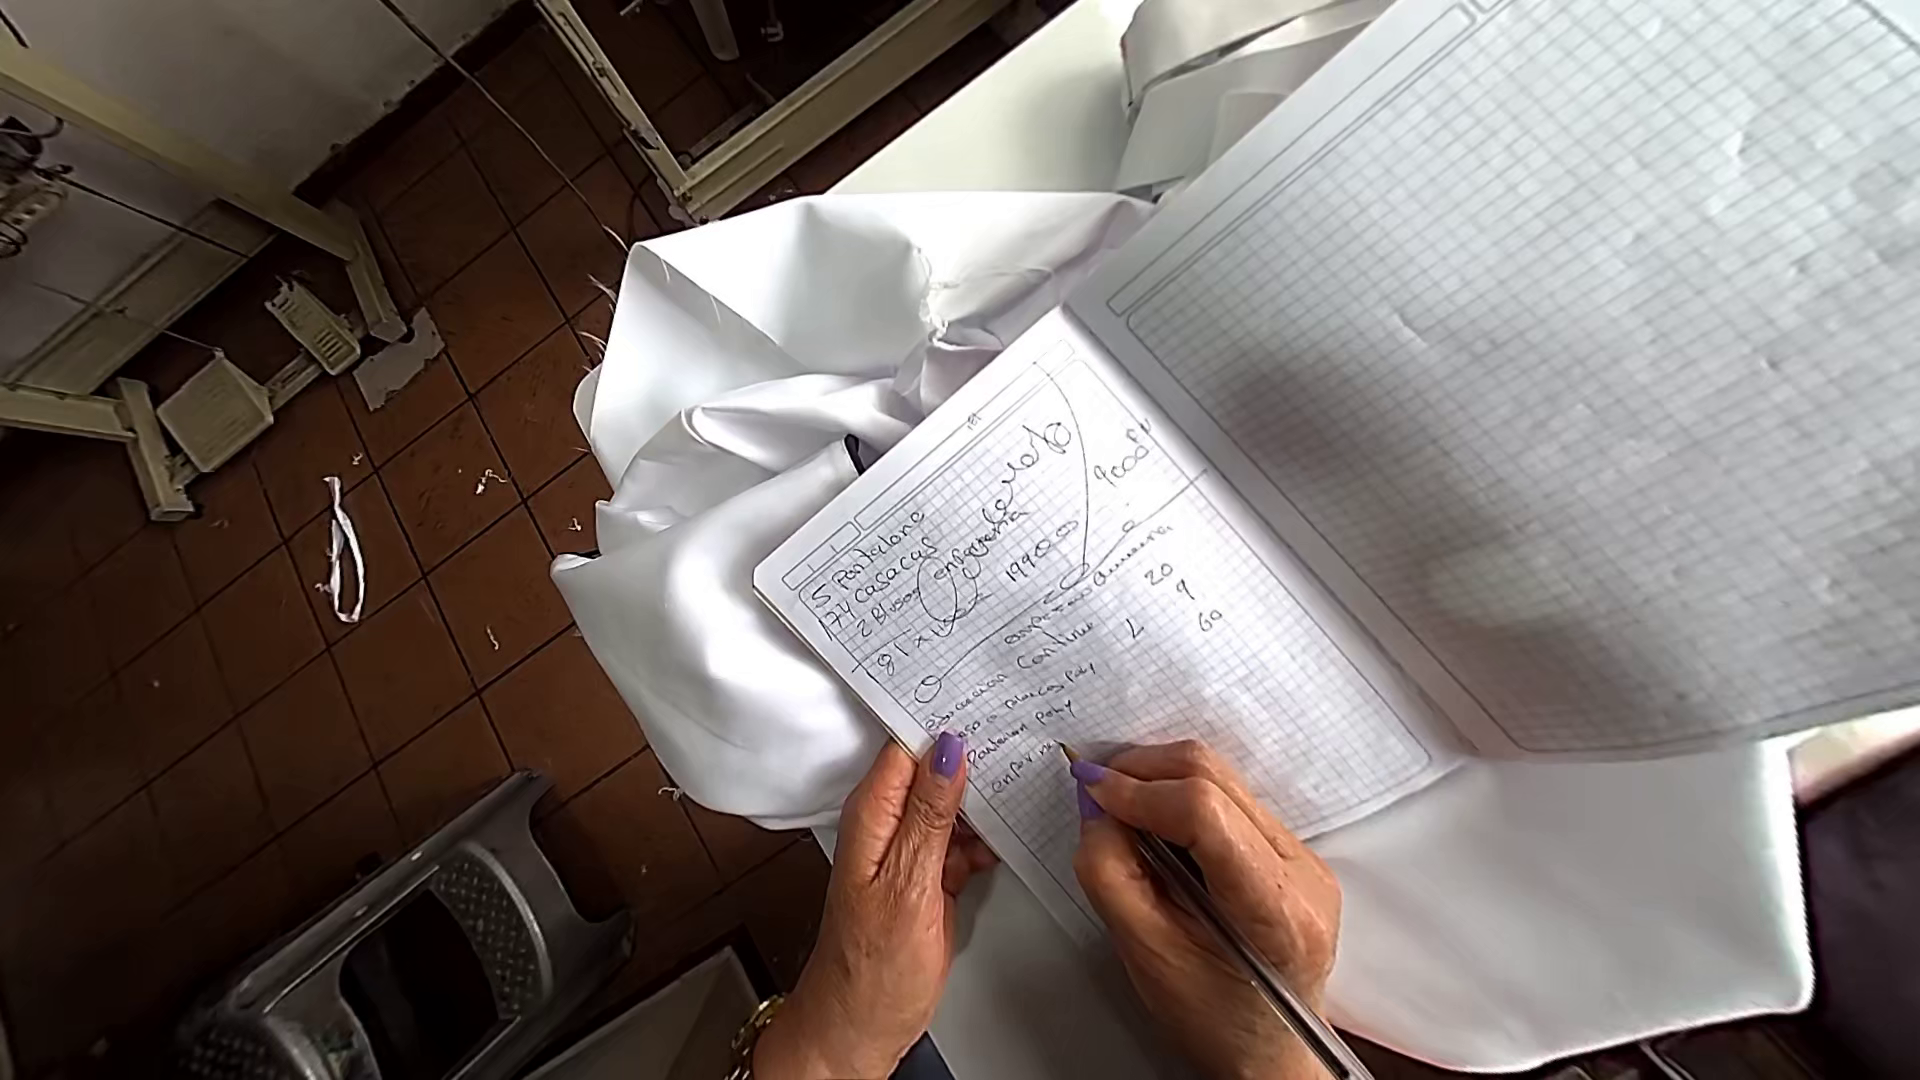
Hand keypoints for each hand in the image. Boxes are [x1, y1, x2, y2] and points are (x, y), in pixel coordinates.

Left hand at [755, 735, 996, 1078]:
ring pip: (950, 799)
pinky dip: (979, 838)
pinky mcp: (927, 867)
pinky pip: (958, 834)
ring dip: (979, 802)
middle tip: (1007, 750)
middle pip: (931, 767)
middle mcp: (888, 820)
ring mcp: (910, 844)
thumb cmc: (870, 968)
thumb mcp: (909, 884)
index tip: (978, 709)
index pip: (906, 745)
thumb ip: (930, 814)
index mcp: (873, 812)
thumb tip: (948, 751)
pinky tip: (994, 845)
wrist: (864, 1028)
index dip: (941, 725)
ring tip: (1009, 798)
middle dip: (968, 759)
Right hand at [1071, 740, 1341, 1079]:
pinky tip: (1153, 816)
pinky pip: (1221, 788)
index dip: (1138, 791)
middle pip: (1209, 774)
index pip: (1203, 811)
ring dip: (1155, 774)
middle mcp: (1300, 868)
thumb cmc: (1211, 1017)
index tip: (1092, 790)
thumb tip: (1095, 803)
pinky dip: (1174, 787)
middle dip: (1141, 769)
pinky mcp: (1285, 841)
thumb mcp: (1142, 951)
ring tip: (1123, 804)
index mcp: (1275, 908)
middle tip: (1099, 790)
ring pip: (1214, 771)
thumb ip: (1107, 869)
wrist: (1270, 1048)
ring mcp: (1300, 850)